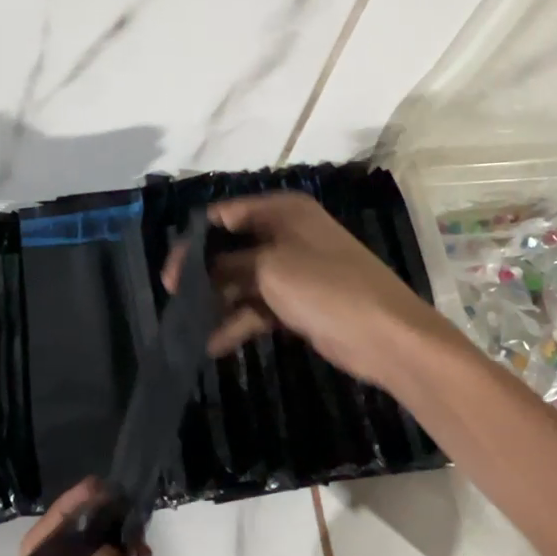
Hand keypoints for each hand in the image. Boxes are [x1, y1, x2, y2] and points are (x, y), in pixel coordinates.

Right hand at [162, 191, 440, 388]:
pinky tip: (212, 344)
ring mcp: (293, 270)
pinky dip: (237, 323)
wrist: (387, 336)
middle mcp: (286, 234)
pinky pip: (257, 308)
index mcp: (283, 211)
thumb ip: (226, 265)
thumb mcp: (269, 269)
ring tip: (187, 328)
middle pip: (231, 250)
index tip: (169, 273)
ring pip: (242, 282)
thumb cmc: (326, 288)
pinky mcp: (298, 303)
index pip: (224, 216)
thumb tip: (193, 269)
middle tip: (174, 301)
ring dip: (217, 304)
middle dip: (202, 275)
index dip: (193, 242)